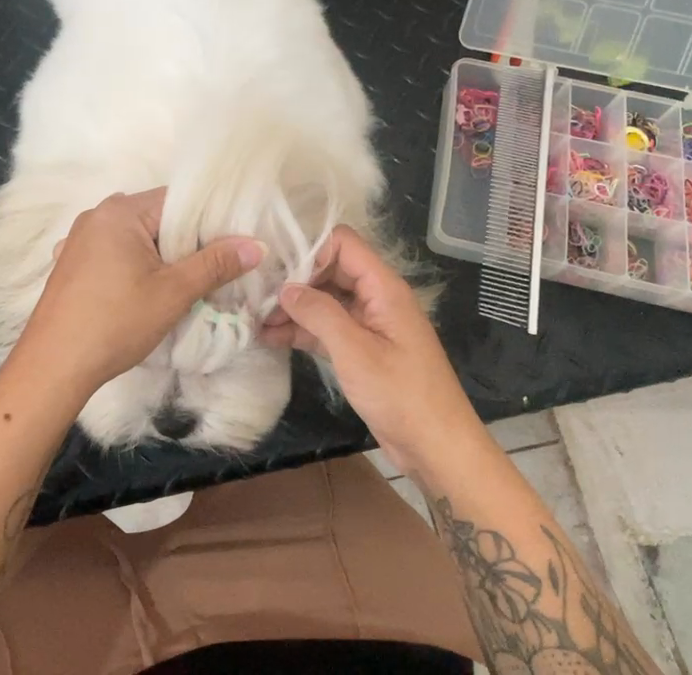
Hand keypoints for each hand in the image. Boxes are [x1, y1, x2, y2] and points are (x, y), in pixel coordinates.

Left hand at [8, 188, 263, 398]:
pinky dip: (136, 265)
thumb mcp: (174, 293)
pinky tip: (147, 291)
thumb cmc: (116, 322)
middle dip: (186, 240)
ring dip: (162, 256)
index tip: (233, 243)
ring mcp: (79, 240)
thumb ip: (215, 264)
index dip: (209, 219)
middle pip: (156, 217)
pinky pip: (115, 253)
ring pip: (136, 237)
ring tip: (187, 281)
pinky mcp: (72, 264)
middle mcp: (96, 215)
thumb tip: (256, 245)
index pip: (178, 199)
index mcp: (120, 211)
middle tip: (216, 266)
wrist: (54, 366)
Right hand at [262, 225, 489, 477]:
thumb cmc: (401, 395)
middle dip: (294, 280)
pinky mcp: (363, 350)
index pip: (342, 244)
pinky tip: (271, 338)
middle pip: (330, 270)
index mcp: (383, 287)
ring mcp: (369, 324)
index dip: (309, 250)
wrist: (437, 446)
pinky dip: (302, 331)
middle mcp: (376, 298)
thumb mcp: (355, 352)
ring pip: (326, 301)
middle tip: (254, 295)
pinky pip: (328, 329)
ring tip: (254, 319)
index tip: (276, 270)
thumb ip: (319, 314)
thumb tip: (285, 288)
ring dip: (294, 308)